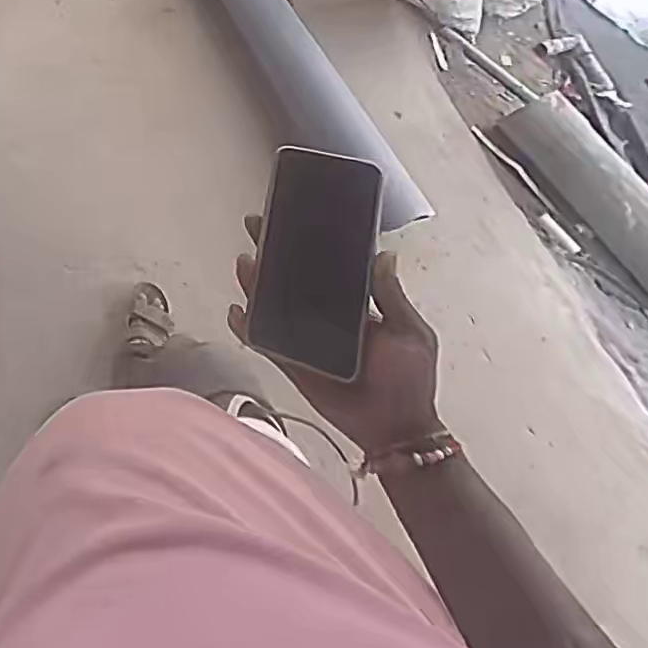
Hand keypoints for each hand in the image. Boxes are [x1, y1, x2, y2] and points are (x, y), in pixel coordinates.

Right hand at [229, 216, 443, 451]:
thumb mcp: (410, 332)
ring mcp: (302, 338)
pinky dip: (246, 327)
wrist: (397, 428)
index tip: (288, 219)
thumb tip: (385, 255)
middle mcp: (321, 316)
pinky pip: (262, 341)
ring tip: (245, 265)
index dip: (303, 243)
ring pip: (270, 305)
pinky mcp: (289, 361)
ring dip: (254, 284)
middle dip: (270, 253)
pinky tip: (237, 312)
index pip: (321, 267)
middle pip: (287, 279)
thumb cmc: (409, 379)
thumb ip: (392, 297)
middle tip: (256, 228)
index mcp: (349, 304)